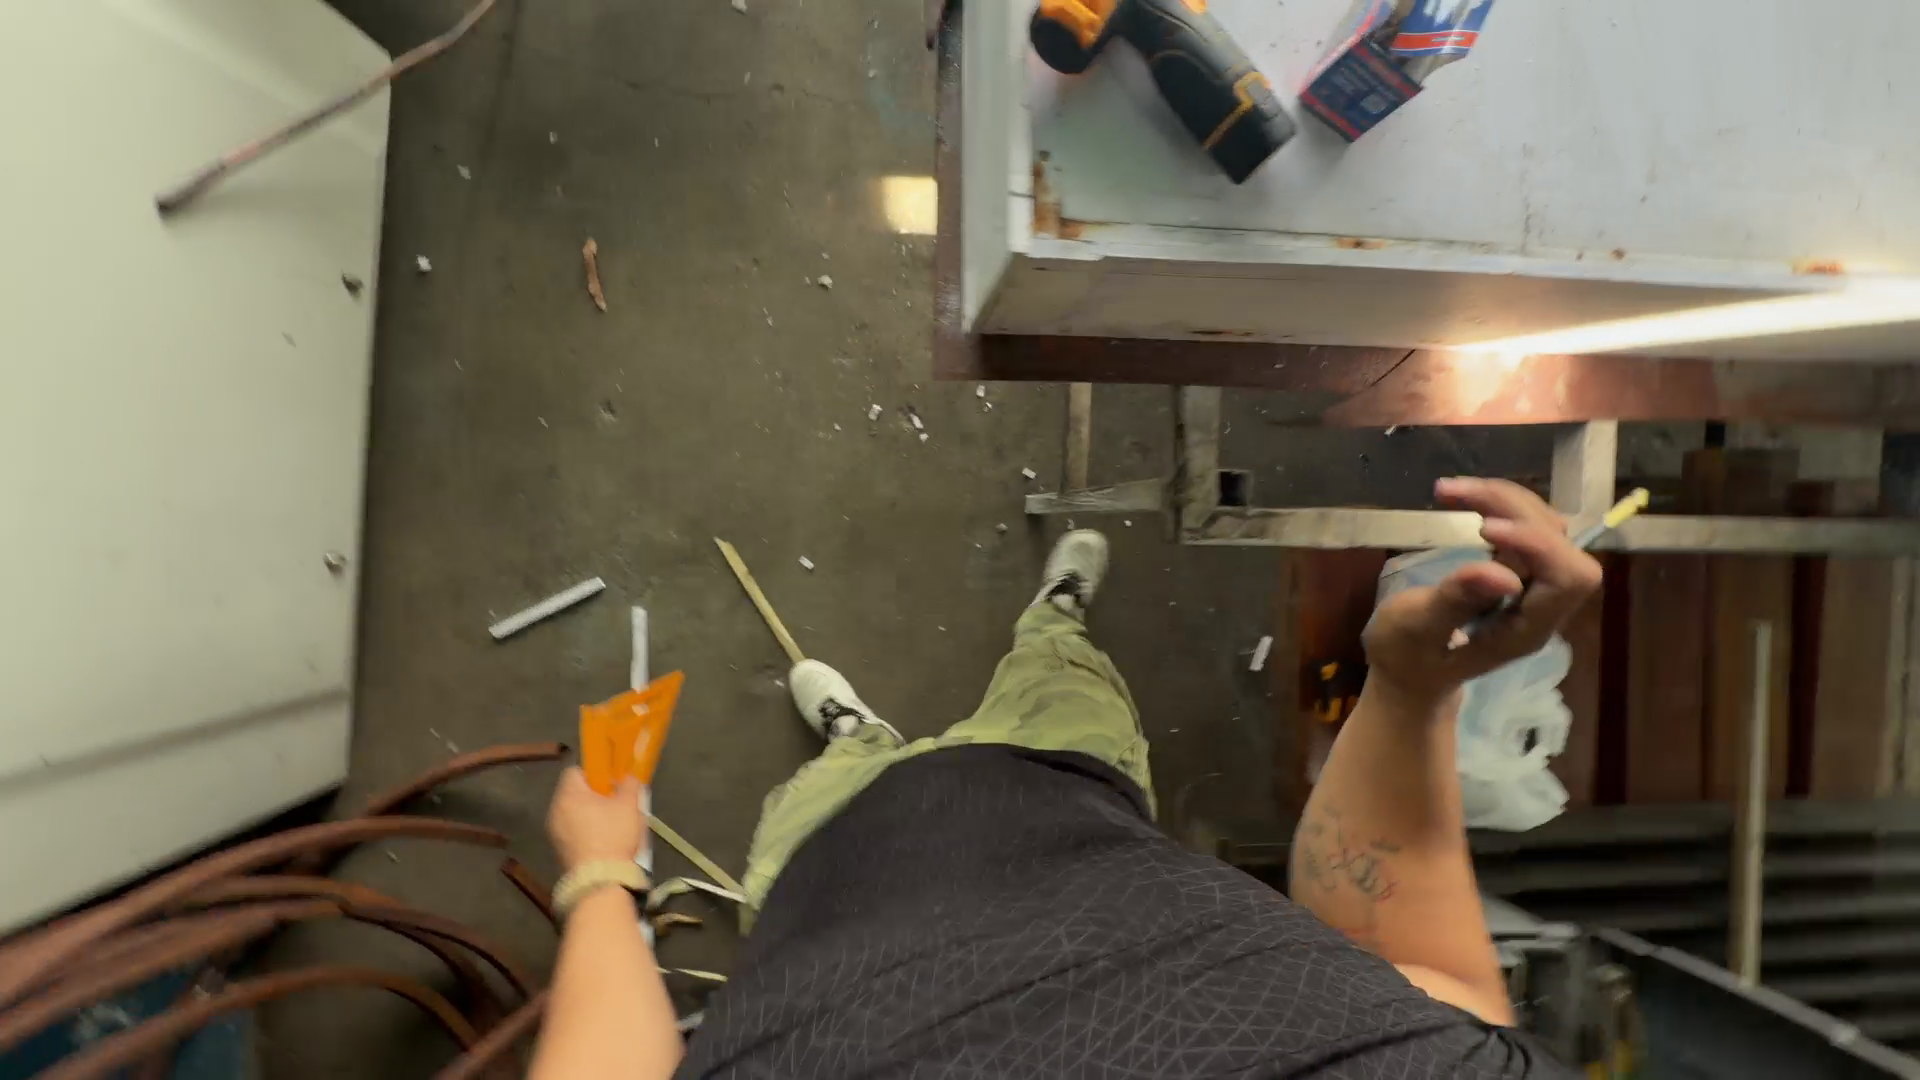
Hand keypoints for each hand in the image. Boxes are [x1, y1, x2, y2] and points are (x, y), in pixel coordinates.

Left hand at [546, 767, 645, 871]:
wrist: (600, 879)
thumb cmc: (613, 834)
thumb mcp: (629, 803)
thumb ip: (629, 783)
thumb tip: (627, 776)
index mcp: (569, 795)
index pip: (574, 771)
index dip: (594, 771)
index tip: (611, 779)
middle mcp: (555, 811)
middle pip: (573, 793)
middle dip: (593, 793)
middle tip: (615, 799)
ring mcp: (554, 832)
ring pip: (573, 812)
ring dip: (589, 812)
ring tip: (612, 820)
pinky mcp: (559, 850)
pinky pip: (572, 829)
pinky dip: (585, 829)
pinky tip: (603, 838)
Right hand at [1362, 477, 1602, 706]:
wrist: (1406, 673)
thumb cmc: (1405, 657)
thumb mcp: (1416, 629)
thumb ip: (1455, 602)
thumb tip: (1500, 575)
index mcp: (1527, 629)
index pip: (1568, 577)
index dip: (1537, 544)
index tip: (1481, 528)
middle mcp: (1541, 606)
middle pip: (1559, 542)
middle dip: (1513, 508)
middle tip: (1450, 493)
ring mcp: (1530, 588)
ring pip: (1544, 529)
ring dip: (1504, 501)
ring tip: (1450, 491)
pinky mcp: (1513, 574)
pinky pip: (1523, 531)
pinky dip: (1497, 507)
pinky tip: (1463, 500)